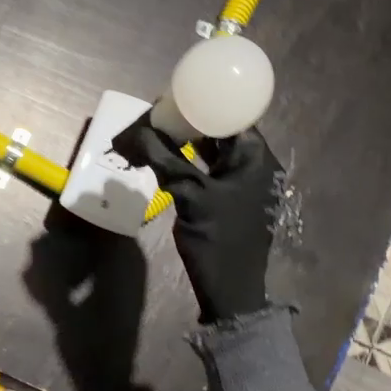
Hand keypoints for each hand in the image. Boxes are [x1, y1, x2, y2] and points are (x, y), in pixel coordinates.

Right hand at [113, 120, 278, 323]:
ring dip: (186, 146)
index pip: (232, 115)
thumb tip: (135, 131)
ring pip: (213, 154)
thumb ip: (165, 160)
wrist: (231, 291)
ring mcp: (244, 186)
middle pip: (221, 132)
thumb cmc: (217, 240)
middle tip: (158, 118)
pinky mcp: (231, 202)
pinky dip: (189, 165)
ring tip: (156, 136)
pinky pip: (209, 172)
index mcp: (256, 158)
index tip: (173, 99)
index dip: (202, 104)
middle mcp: (255, 166)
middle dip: (190, 124)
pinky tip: (166, 163)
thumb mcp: (190, 196)